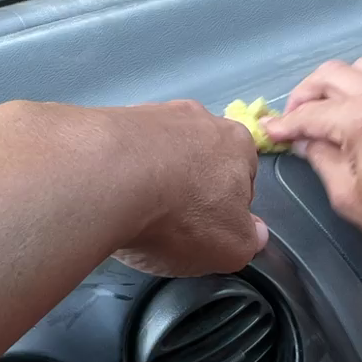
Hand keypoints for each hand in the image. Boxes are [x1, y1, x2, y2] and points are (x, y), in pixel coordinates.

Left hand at [0, 100, 264, 276]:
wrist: (105, 177)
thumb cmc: (181, 215)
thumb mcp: (231, 248)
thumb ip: (250, 241)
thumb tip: (256, 233)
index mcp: (238, 144)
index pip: (244, 177)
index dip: (227, 207)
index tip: (206, 230)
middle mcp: (199, 118)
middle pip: (200, 158)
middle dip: (189, 186)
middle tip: (169, 221)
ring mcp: (153, 113)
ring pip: (160, 150)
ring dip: (152, 174)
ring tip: (132, 210)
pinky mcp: (110, 116)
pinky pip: (122, 148)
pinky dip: (118, 168)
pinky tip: (107, 194)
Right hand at [262, 58, 361, 274]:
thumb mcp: (349, 197)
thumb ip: (322, 160)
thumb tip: (305, 142)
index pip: (310, 113)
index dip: (284, 124)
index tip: (268, 132)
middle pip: (331, 74)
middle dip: (304, 94)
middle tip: (294, 120)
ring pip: (360, 68)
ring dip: (336, 84)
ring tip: (326, 111)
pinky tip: (358, 115)